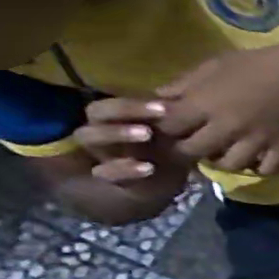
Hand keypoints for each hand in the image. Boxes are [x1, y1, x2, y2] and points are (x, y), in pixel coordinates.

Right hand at [73, 98, 190, 184]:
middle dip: (123, 111)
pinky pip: (105, 172)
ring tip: (146, 133)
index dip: (132, 104)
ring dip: (116, 132)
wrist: (167, 181)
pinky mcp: (109, 176)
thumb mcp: (173, 132)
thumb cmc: (169, 149)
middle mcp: (103, 130)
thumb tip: (189, 97)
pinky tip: (148, 168)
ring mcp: (102, 152)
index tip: (164, 107)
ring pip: (88, 136)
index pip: (112, 102)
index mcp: (118, 119)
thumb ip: (173, 116)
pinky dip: (124, 169)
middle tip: (159, 114)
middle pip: (95, 112)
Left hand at [154, 45, 278, 174]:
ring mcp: (258, 139)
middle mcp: (228, 126)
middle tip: (190, 145)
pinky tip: (256, 160)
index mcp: (205, 103)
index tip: (166, 127)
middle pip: (193, 151)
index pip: (168, 127)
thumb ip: (184, 85)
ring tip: (224, 153)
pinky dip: (259, 168)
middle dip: (185, 150)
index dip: (162, 129)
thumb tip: (160, 100)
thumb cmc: (256, 63)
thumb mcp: (213, 66)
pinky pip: (268, 169)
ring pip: (230, 165)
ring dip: (222, 161)